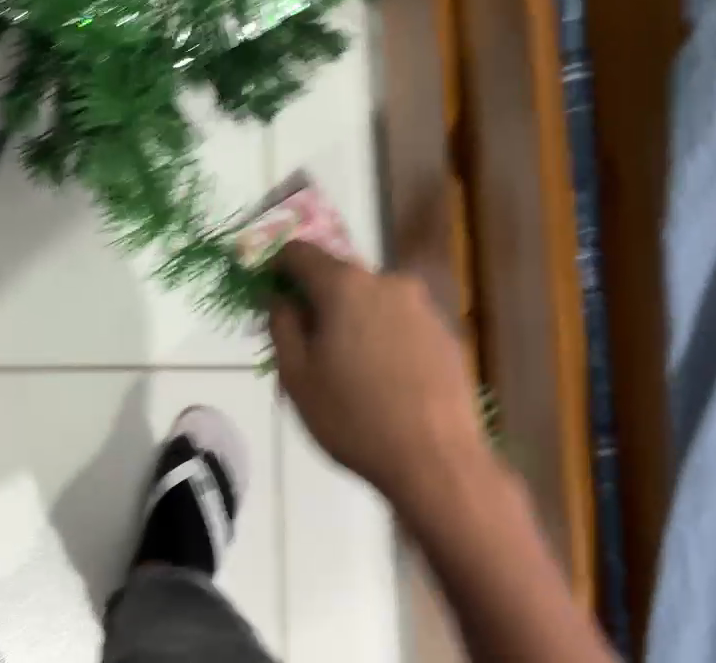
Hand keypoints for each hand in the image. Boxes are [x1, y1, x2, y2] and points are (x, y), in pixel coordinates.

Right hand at [268, 241, 493, 520]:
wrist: (438, 463)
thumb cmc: (354, 418)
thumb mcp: (296, 375)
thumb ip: (281, 324)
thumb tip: (281, 299)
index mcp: (344, 285)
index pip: (299, 252)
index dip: (278, 267)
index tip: (269, 294)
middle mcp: (386, 282)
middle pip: (339, 276)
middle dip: (318, 299)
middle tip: (307, 341)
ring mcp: (422, 306)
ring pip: (372, 300)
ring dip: (353, 319)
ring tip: (348, 367)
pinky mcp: (446, 334)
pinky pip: (400, 322)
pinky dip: (384, 337)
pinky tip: (383, 379)